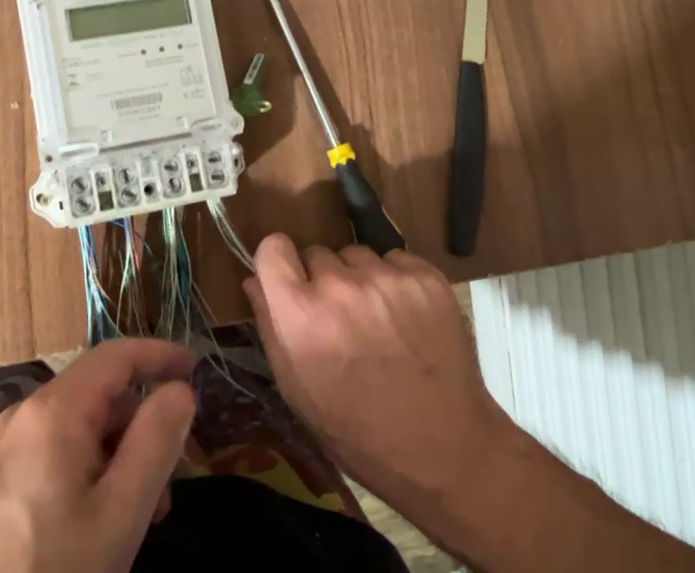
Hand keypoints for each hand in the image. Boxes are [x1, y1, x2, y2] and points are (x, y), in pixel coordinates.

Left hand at [0, 339, 196, 572]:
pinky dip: (75, 472)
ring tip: (129, 518)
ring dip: (109, 457)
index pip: (115, 356)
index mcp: (53, 412)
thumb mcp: (118, 515)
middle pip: (92, 397)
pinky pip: (39, 457)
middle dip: (137, 426)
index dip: (158, 354)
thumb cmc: (47, 569)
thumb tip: (178, 390)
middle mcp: (17, 417)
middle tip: (168, 484)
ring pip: (67, 431)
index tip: (195, 367)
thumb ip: (155, 444)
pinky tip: (81, 525)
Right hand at [242, 234, 514, 499]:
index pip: (273, 248)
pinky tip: (406, 319)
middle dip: (321, 279)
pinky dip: (396, 281)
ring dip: (360, 279)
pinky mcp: (427, 278)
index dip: (278, 261)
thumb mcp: (296, 388)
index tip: (288, 278)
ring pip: (358, 256)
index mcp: (300, 314)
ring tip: (377, 322)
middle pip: (317, 253)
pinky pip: (397, 261)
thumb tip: (254, 280)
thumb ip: (271, 326)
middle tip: (339, 319)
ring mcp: (387, 279)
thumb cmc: (356, 429)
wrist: (441, 447)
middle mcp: (340, 286)